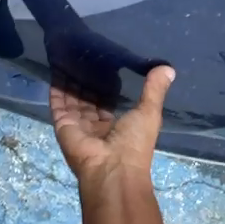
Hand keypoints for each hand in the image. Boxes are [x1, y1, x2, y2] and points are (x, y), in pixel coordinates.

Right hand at [50, 65, 174, 192]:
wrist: (111, 168)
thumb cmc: (134, 143)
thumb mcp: (149, 113)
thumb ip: (154, 90)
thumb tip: (168, 67)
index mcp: (116, 126)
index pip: (107, 102)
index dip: (105, 85)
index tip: (103, 62)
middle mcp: (94, 125)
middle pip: (87, 99)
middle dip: (84, 80)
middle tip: (82, 54)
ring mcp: (77, 125)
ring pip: (71, 98)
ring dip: (70, 80)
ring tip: (68, 56)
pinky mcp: (62, 123)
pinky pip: (57, 102)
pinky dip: (56, 87)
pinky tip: (56, 68)